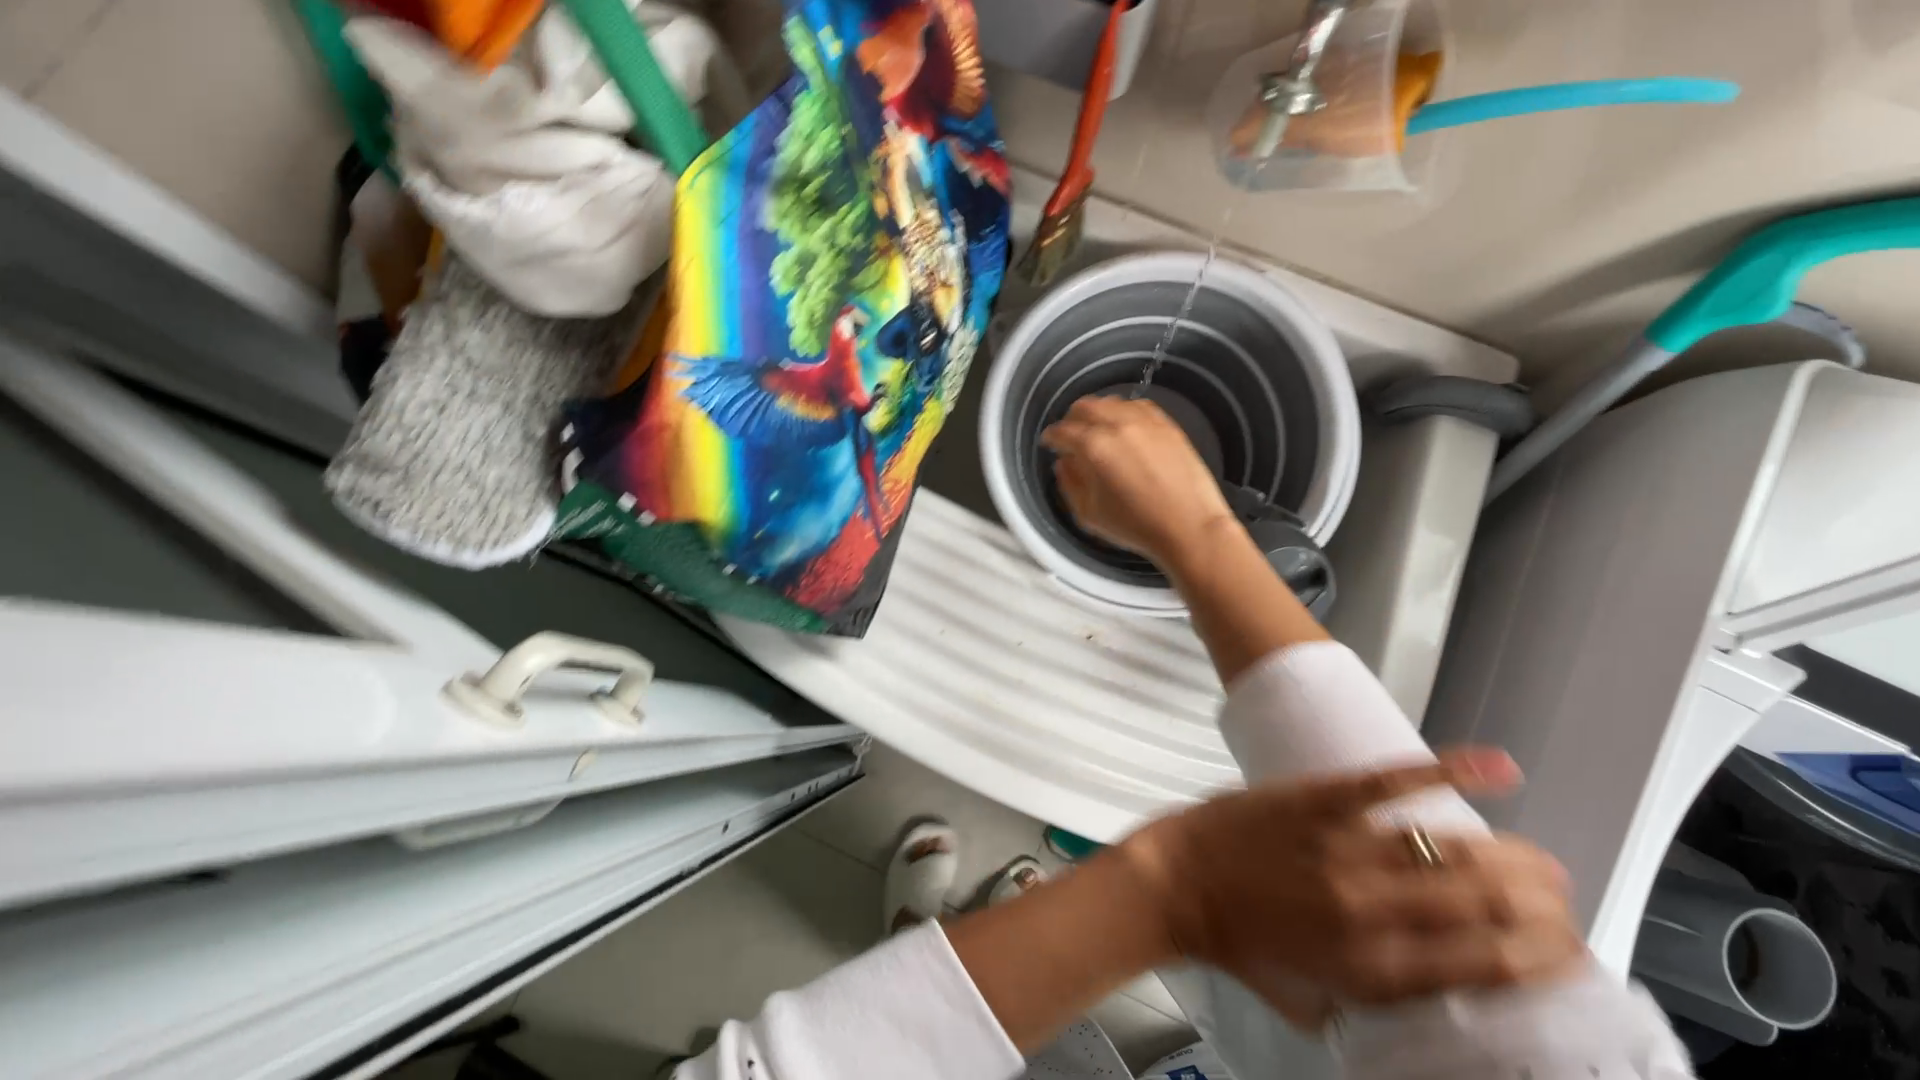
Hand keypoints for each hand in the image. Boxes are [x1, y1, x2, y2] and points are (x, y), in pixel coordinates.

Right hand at [1040, 395, 1235, 565]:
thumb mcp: (1089, 514)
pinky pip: (1138, 405)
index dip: (1051, 437)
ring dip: (1098, 412)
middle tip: (1070, 435)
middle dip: (1072, 419)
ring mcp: (1145, 421)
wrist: (1189, 526)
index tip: (1049, 443)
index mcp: (1093, 447)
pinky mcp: (1167, 424)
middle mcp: (1117, 425)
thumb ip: (1069, 485)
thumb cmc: (1136, 526)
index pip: (1062, 431)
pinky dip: (1124, 411)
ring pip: (1111, 402)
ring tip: (1097, 430)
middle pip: (1085, 407)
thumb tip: (1064, 464)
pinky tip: (1125, 426)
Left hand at [1119, 749, 1585, 1028]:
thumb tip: (1424, 1002)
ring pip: (1456, 851)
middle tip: (1554, 895)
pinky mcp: (1319, 800)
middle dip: (1543, 902)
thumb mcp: (1308, 999)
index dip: (1546, 956)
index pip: (1492, 967)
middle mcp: (1371, 913)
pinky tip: (1500, 767)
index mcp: (1373, 970)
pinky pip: (1394, 782)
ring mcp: (1345, 851)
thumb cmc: (1237, 943)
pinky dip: (1452, 770)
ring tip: (1538, 861)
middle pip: (1490, 904)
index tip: (1566, 947)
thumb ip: (1369, 1006)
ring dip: (1514, 856)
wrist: (1172, 885)